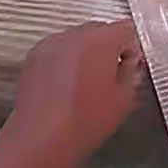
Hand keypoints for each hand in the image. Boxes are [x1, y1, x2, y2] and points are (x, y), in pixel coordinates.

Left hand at [0, 20, 146, 167]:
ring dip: (86, 53)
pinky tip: (66, 85)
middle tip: (111, 77)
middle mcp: (74, 34)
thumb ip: (132, 72)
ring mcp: (51, 42)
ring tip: (86, 83)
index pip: (125, 29)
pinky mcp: (34, 55)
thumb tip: (131, 62)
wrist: (40, 139)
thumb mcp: (123, 100)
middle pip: (99, 31)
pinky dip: (66, 60)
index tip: (131, 66)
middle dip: (108, 48)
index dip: (132, 47)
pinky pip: (58, 49)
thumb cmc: (86, 121)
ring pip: (77, 39)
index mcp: (101, 40)